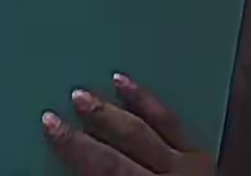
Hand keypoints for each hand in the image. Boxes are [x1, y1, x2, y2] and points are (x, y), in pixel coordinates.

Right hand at [41, 74, 213, 175]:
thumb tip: (78, 172)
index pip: (103, 171)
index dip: (72, 150)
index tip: (48, 126)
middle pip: (116, 154)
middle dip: (83, 136)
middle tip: (57, 112)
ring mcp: (188, 165)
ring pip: (141, 130)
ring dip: (110, 112)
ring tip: (83, 92)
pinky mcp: (202, 156)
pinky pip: (169, 121)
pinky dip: (145, 100)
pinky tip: (125, 82)